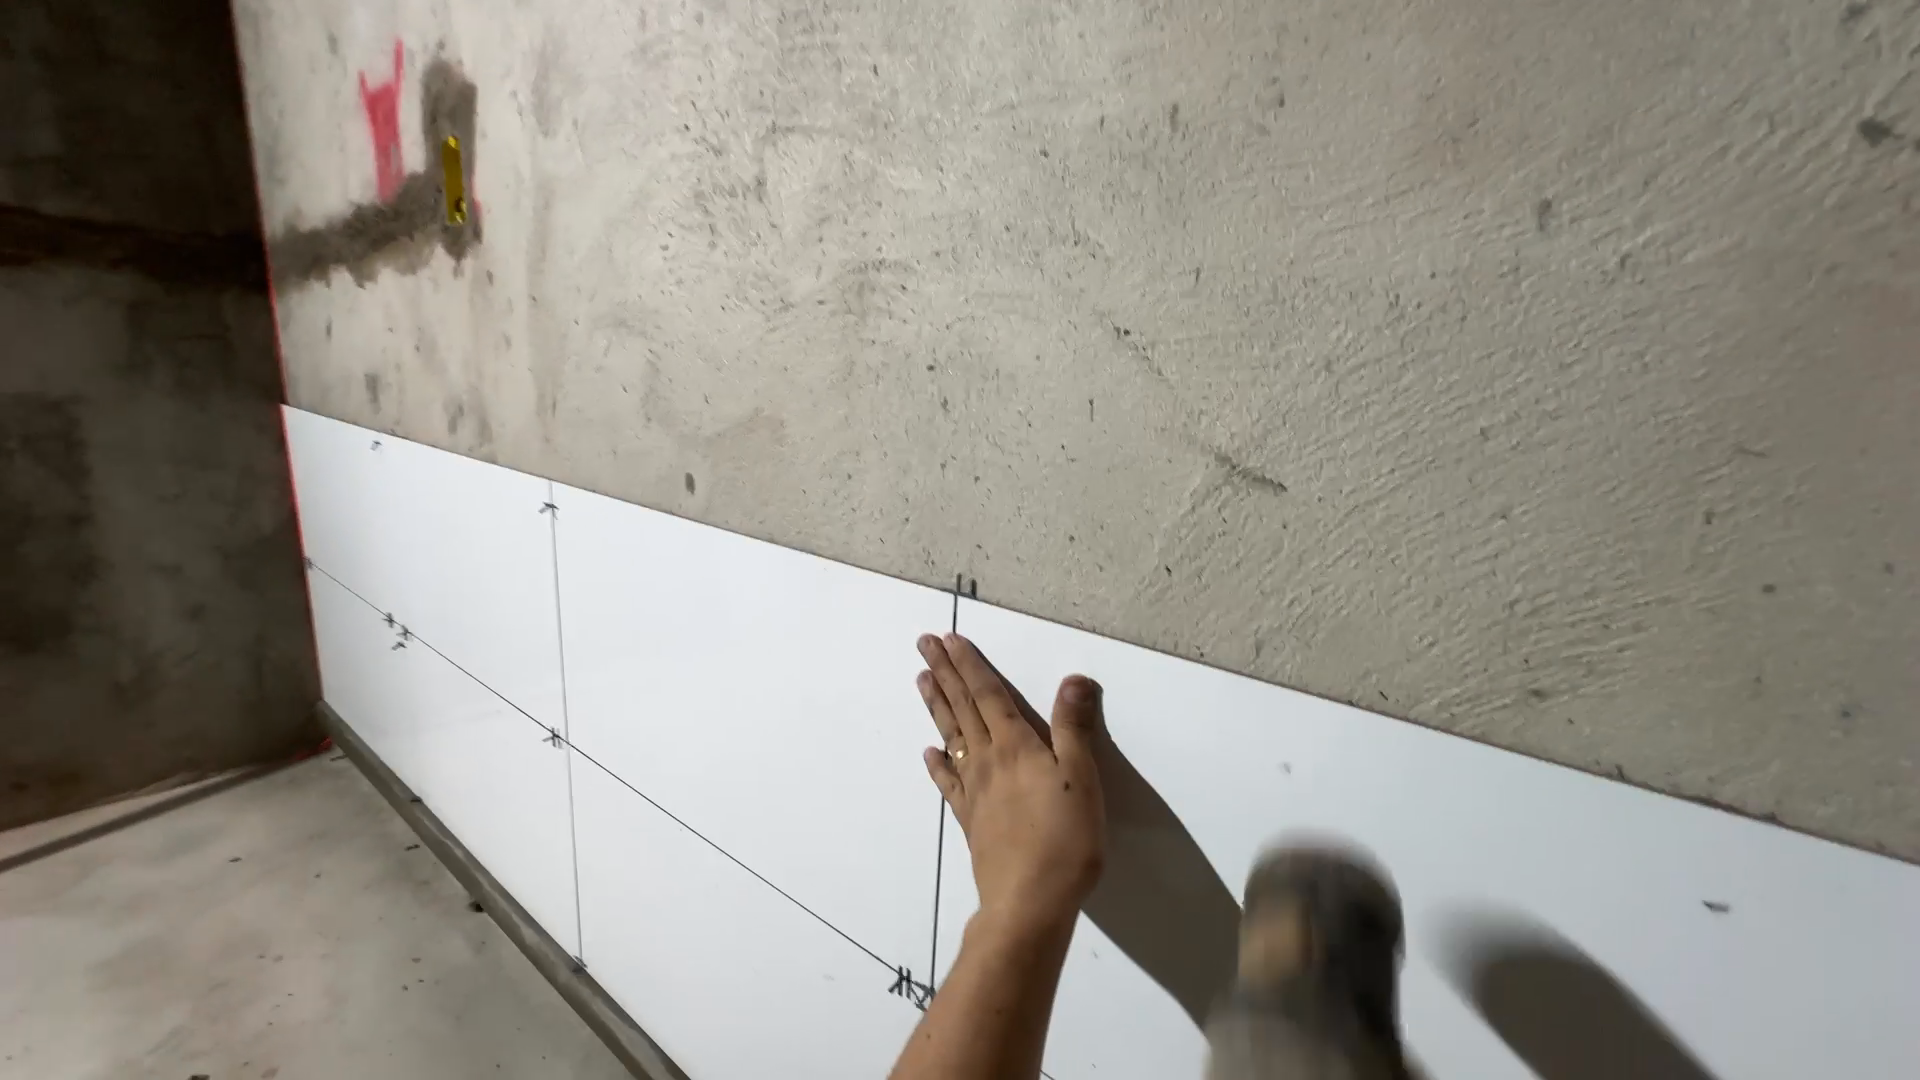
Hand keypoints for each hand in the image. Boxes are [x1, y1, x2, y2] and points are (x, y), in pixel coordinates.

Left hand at [915, 633, 1107, 933]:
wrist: (1030, 900)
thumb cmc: (1064, 837)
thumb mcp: (1082, 776)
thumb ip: (1074, 727)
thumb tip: (1073, 678)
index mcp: (1015, 745)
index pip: (987, 693)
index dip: (969, 664)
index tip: (948, 639)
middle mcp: (988, 760)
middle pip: (962, 707)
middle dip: (944, 672)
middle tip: (923, 643)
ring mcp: (974, 791)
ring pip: (950, 737)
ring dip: (937, 706)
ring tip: (921, 680)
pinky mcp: (970, 820)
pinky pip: (949, 783)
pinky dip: (937, 765)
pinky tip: (928, 753)